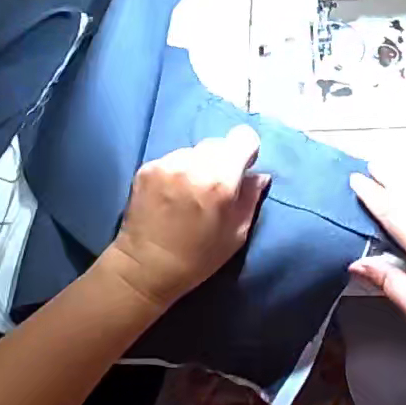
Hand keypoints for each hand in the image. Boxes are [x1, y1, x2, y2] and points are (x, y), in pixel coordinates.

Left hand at [99, 125, 269, 312]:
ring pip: (193, 151)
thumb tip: (259, 175)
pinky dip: (177, 171)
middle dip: (222, 160)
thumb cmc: (198, 258)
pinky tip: (171, 195)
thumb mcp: (236, 234)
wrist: (145, 268)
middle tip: (214, 187)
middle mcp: (192, 165)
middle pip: (218, 143)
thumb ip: (250, 199)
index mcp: (220, 181)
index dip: (246, 151)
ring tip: (190, 193)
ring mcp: (166, 164)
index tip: (242, 169)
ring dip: (197, 165)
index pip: (243, 137)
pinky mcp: (146, 168)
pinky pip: (172, 159)